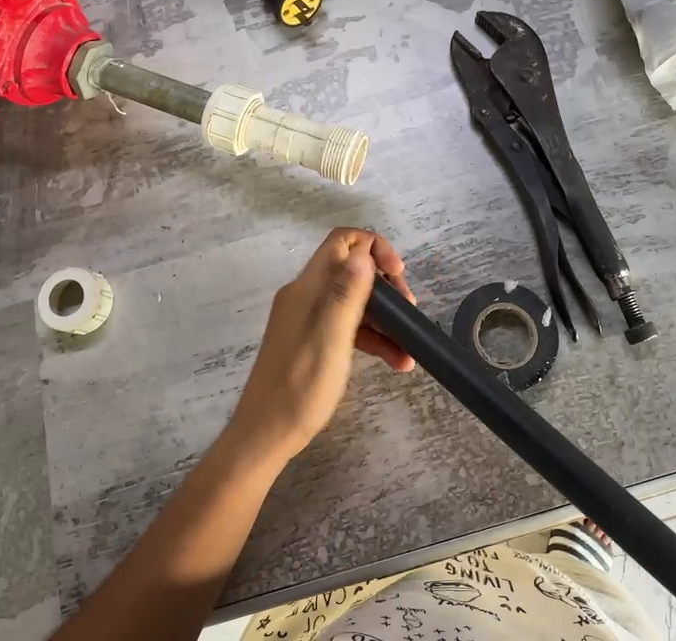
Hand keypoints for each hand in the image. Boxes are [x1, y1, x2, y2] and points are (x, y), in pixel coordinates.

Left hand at [225, 228, 416, 462]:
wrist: (265, 434)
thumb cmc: (300, 387)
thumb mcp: (330, 339)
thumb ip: (346, 294)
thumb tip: (363, 252)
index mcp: (308, 287)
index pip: (342, 242)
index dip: (375, 247)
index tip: (398, 276)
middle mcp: (306, 295)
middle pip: (352, 270)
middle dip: (387, 287)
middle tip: (410, 313)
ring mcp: (308, 319)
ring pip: (355, 302)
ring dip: (385, 318)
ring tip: (410, 348)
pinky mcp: (313, 342)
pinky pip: (348, 327)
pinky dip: (373, 339)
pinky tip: (397, 362)